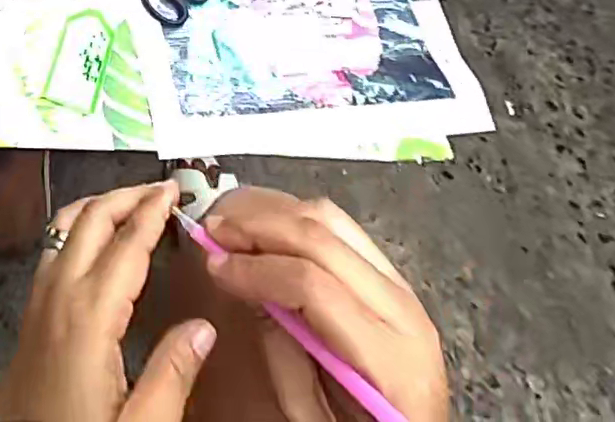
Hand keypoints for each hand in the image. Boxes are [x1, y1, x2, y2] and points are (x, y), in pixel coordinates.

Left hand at [0, 181, 215, 421]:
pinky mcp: (31, 306)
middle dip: (127, 195)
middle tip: (160, 189)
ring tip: (133, 201)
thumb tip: (204, 327)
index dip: (152, 212)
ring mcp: (40, 294)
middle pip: (93, 219)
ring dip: (101, 204)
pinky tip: (95, 237)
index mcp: (90, 313)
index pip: (128, 244)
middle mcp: (60, 289)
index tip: (173, 190)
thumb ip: (172, 374)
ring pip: (68, 223)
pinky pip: (55, 243)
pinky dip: (80, 223)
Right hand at [203, 189, 447, 421]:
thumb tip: (236, 275)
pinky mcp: (389, 271)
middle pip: (318, 238)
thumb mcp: (307, 407)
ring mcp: (400, 284)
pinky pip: (337, 223)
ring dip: (271, 212)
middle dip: (255, 227)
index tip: (213, 265)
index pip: (311, 284)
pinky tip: (264, 226)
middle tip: (211, 230)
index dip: (255, 268)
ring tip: (231, 223)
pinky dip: (292, 215)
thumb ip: (277, 340)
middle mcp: (402, 310)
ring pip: (327, 217)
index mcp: (389, 358)